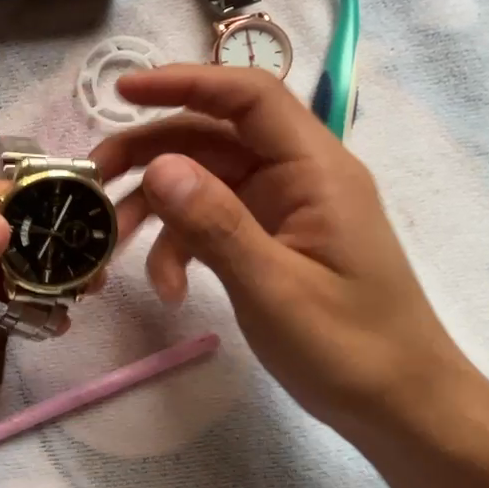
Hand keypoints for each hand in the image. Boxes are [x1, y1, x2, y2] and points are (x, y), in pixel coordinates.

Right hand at [90, 65, 470, 437]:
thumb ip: (215, 223)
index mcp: (315, 171)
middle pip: (209, 138)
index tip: (120, 92)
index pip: (248, 98)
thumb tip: (158, 166)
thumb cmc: (349, 345)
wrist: (396, 404)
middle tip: (91, 183)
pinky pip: (205, 223)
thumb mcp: (273, 286)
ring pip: (199, 182)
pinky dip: (176, 248)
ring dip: (152, 209)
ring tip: (114, 245)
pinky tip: (166, 287)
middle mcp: (295, 177)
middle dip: (146, 154)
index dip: (184, 83)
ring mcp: (278, 210)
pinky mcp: (264, 240)